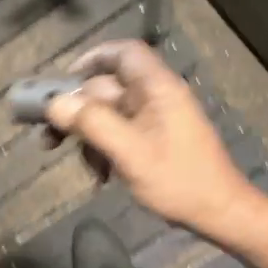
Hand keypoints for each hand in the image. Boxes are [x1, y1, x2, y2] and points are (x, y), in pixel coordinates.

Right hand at [44, 39, 253, 231]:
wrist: (219, 213)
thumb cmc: (179, 180)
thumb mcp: (130, 153)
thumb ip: (92, 123)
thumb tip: (55, 104)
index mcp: (157, 88)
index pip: (125, 53)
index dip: (93, 58)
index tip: (64, 81)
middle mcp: (156, 97)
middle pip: (107, 89)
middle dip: (78, 112)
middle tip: (48, 138)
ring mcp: (156, 120)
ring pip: (110, 115)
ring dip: (90, 137)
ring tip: (85, 167)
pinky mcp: (156, 140)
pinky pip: (121, 134)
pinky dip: (106, 150)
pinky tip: (101, 176)